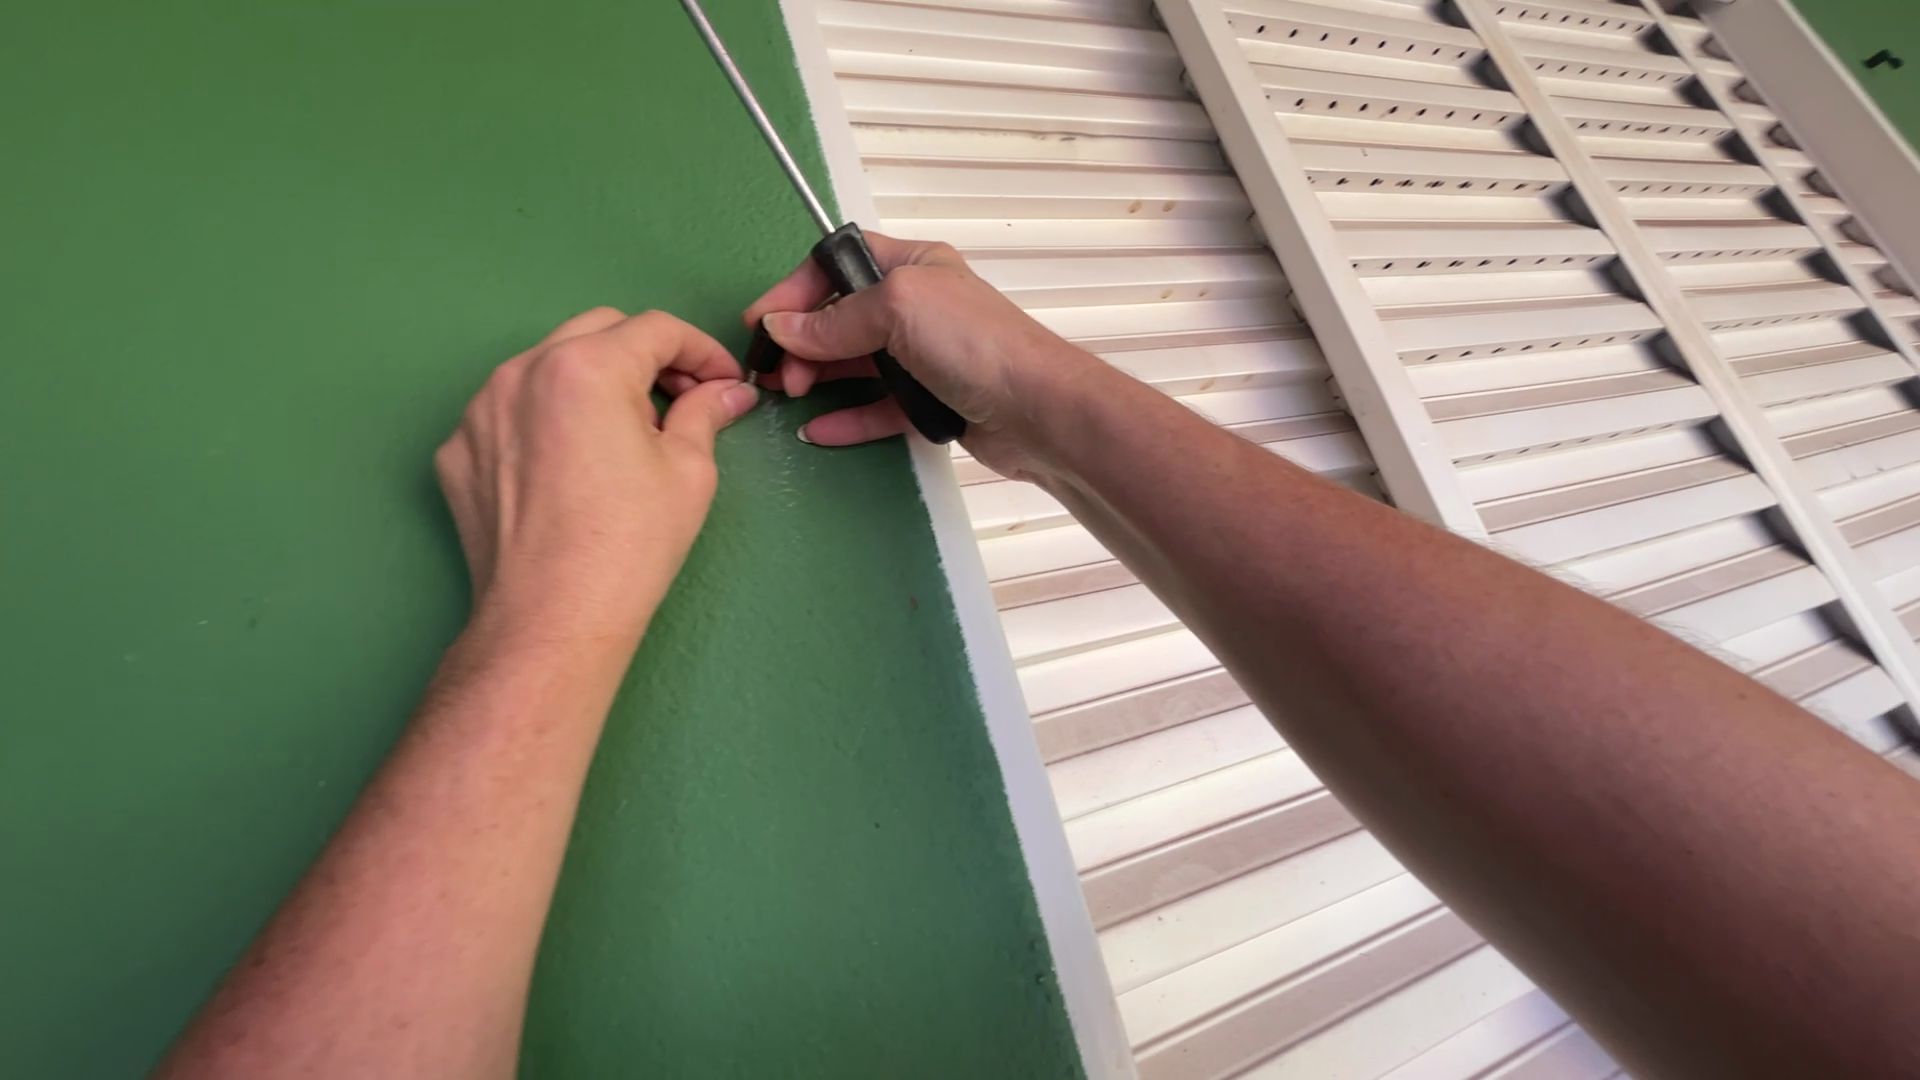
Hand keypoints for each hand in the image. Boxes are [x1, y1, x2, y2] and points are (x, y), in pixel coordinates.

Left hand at [434, 307, 757, 651]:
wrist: (553, 616)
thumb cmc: (633, 542)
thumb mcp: (689, 471)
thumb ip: (706, 413)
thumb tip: (730, 392)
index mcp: (588, 368)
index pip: (656, 328)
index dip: (702, 349)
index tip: (724, 380)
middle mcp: (522, 371)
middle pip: (599, 330)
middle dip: (649, 355)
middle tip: (683, 398)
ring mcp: (479, 409)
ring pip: (550, 364)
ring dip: (598, 382)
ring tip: (627, 434)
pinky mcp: (457, 449)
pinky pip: (513, 410)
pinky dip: (552, 418)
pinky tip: (576, 465)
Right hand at [742, 231, 1100, 480]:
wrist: (1036, 411)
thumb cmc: (972, 342)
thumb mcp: (898, 308)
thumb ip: (836, 319)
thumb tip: (782, 327)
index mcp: (912, 266)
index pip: (837, 267)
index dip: (795, 291)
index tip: (760, 322)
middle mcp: (917, 308)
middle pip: (841, 319)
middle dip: (802, 342)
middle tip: (775, 373)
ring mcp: (924, 358)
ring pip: (857, 365)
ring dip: (819, 379)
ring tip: (788, 397)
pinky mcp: (931, 403)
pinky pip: (878, 407)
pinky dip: (849, 417)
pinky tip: (819, 430)